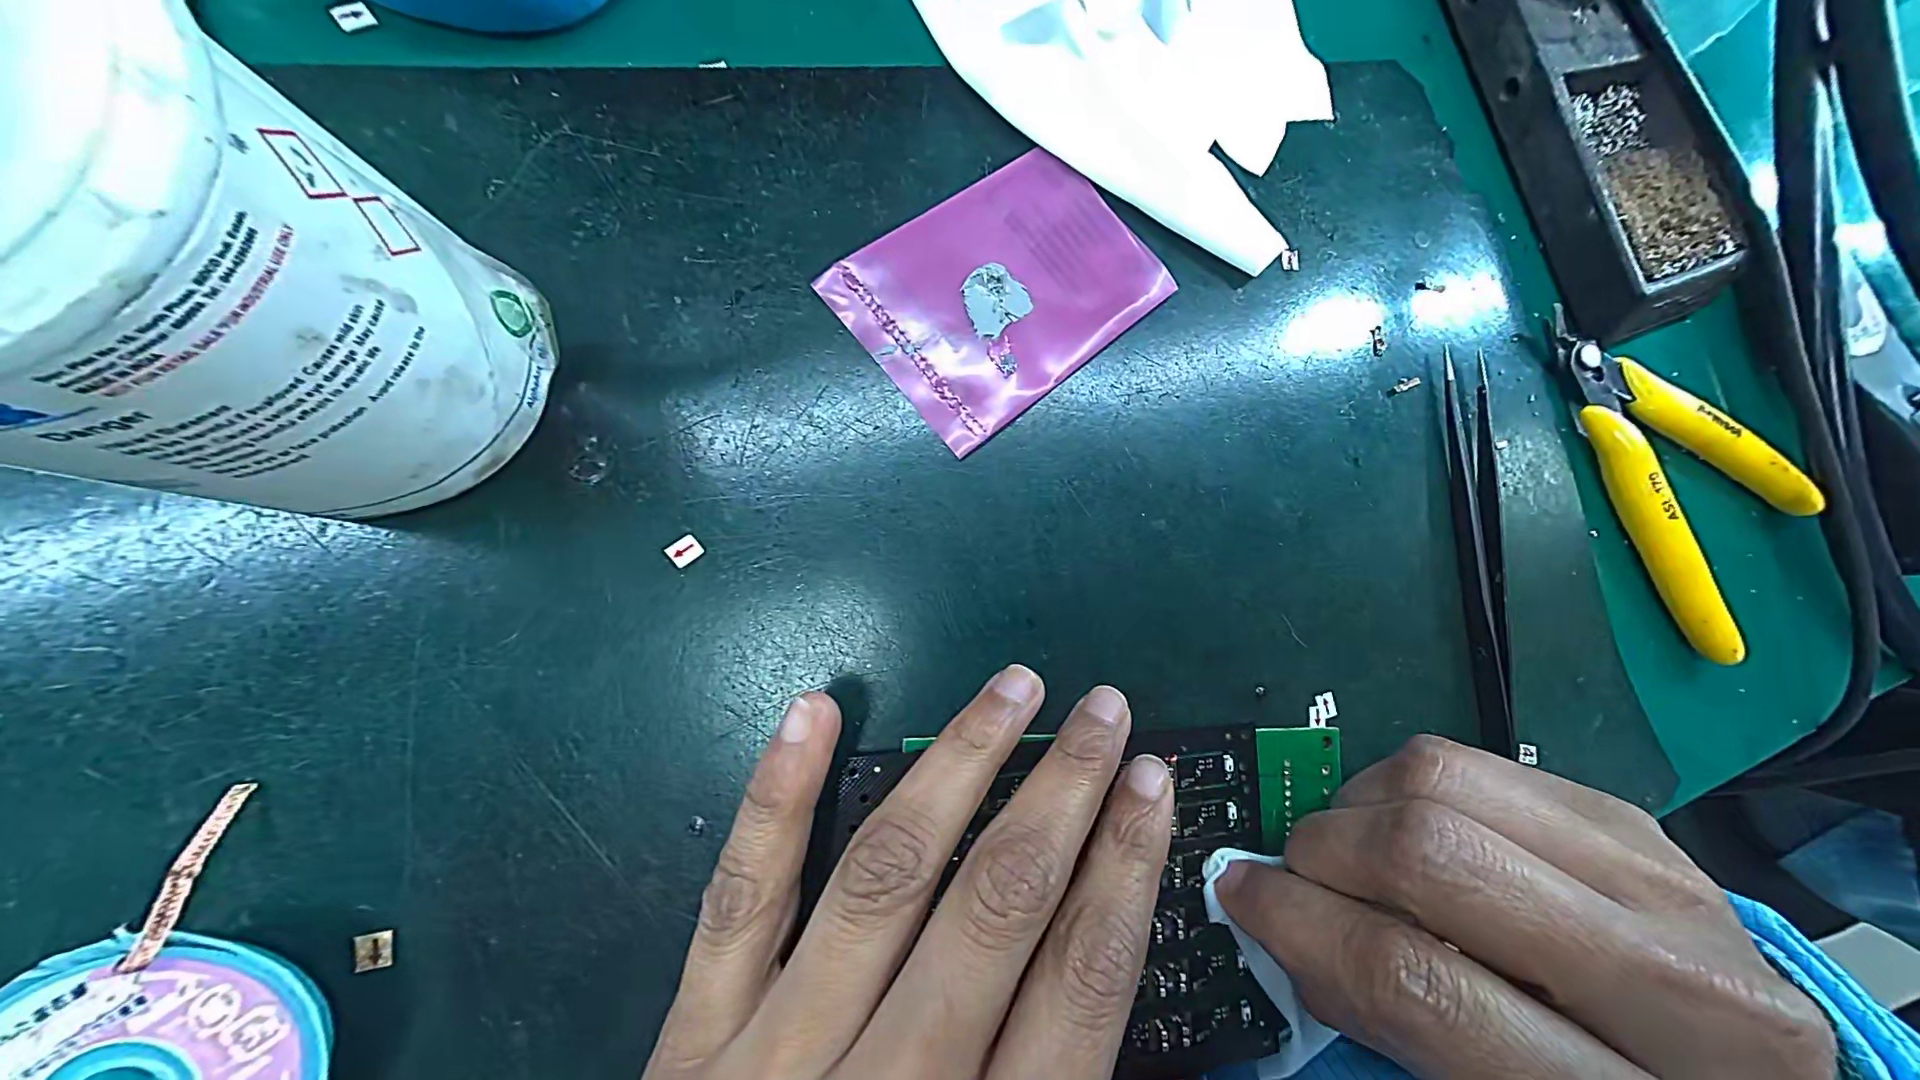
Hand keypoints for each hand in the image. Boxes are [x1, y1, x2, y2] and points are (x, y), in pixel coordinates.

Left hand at [645, 666, 1174, 1079]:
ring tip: (1009, 689)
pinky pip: (743, 894)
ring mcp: (772, 1049)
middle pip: (994, 905)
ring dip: (957, 764)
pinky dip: (778, 796)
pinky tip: (814, 710)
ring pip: (885, 873)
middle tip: (1101, 708)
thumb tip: (1106, 974)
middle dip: (1061, 793)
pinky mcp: (693, 1032)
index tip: (1151, 781)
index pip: (1077, 980)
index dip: (1124, 868)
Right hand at [1217, 735, 1835, 1079]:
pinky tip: (1406, 828)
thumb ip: (1377, 1012)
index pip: (1416, 978)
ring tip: (1353, 849)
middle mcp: (1678, 981)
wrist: (1726, 1075)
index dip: (1299, 926)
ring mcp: (1662, 879)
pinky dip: (1398, 783)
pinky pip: (1467, 758)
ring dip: (1355, 806)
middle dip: (1323, 851)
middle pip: (1428, 852)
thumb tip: (1270, 911)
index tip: (1242, 895)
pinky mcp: (1632, 820)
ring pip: (1440, 778)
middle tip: (1298, 873)